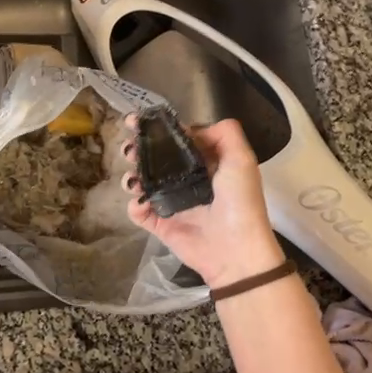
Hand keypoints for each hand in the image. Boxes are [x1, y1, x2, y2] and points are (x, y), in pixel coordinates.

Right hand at [124, 118, 284, 287]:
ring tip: (132, 178)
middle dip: (137, 150)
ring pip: (142, 183)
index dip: (157, 130)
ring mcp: (171, 203)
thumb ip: (225, 134)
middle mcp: (184, 181)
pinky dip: (134, 205)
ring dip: (131, 176)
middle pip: (153, 159)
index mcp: (203, 164)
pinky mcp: (160, 225)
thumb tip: (193, 128)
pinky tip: (140, 202)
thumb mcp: (241, 160)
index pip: (175, 141)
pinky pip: (138, 212)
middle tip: (130, 150)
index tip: (138, 122)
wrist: (236, 250)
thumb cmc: (240, 202)